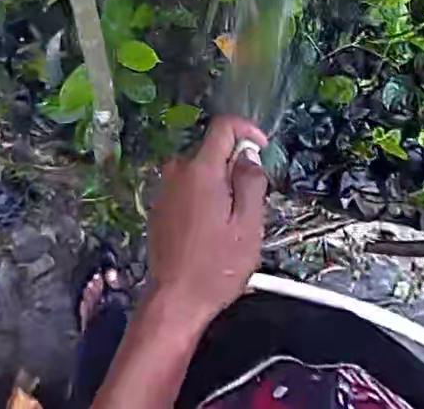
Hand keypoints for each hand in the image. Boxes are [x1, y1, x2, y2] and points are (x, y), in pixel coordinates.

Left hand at [146, 114, 268, 328]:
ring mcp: (166, 184)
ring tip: (229, 223)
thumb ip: (251, 183)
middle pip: (213, 150)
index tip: (263, 147)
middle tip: (249, 204)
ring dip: (220, 183)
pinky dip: (204, 194)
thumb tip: (248, 155)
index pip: (223, 125)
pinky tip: (209, 228)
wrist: (175, 298)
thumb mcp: (247, 226)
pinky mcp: (160, 201)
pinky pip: (188, 184)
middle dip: (235, 166)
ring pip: (201, 168)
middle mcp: (178, 168)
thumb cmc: (216, 266)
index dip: (247, 129)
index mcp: (201, 169)